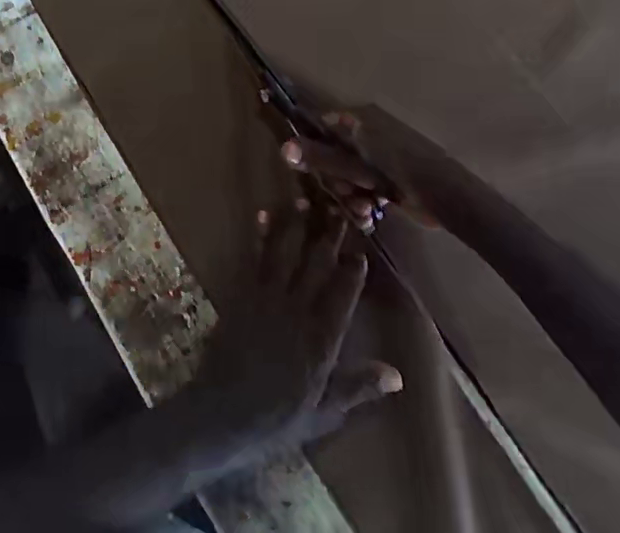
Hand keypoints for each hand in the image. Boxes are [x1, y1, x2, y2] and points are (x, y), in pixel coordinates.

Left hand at [189, 200, 400, 455]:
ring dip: (297, 225)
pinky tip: (263, 215)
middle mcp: (298, 311)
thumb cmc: (276, 419)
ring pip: (287, 253)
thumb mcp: (323, 413)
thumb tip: (397, 374)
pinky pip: (255, 259)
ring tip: (305, 199)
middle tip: (340, 208)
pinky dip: (261, 235)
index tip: (362, 248)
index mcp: (322, 339)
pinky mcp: (243, 296)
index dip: (354, 269)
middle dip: (331, 236)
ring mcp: (268, 299)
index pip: (344, 294)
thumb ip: (358, 387)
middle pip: (318, 265)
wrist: (222, 415)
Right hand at [281, 108, 445, 229]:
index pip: (320, 127)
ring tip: (363, 208)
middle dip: (336, 181)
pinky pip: (362, 189)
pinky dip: (363, 203)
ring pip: (346, 177)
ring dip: (350, 196)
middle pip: (331, 157)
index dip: (308, 147)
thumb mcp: (358, 165)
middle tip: (345, 193)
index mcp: (358, 121)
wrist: (448, 197)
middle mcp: (365, 135)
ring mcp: (377, 158)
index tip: (303, 169)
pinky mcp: (387, 180)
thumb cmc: (402, 170)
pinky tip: (370, 214)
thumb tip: (284, 147)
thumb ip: (322, 156)